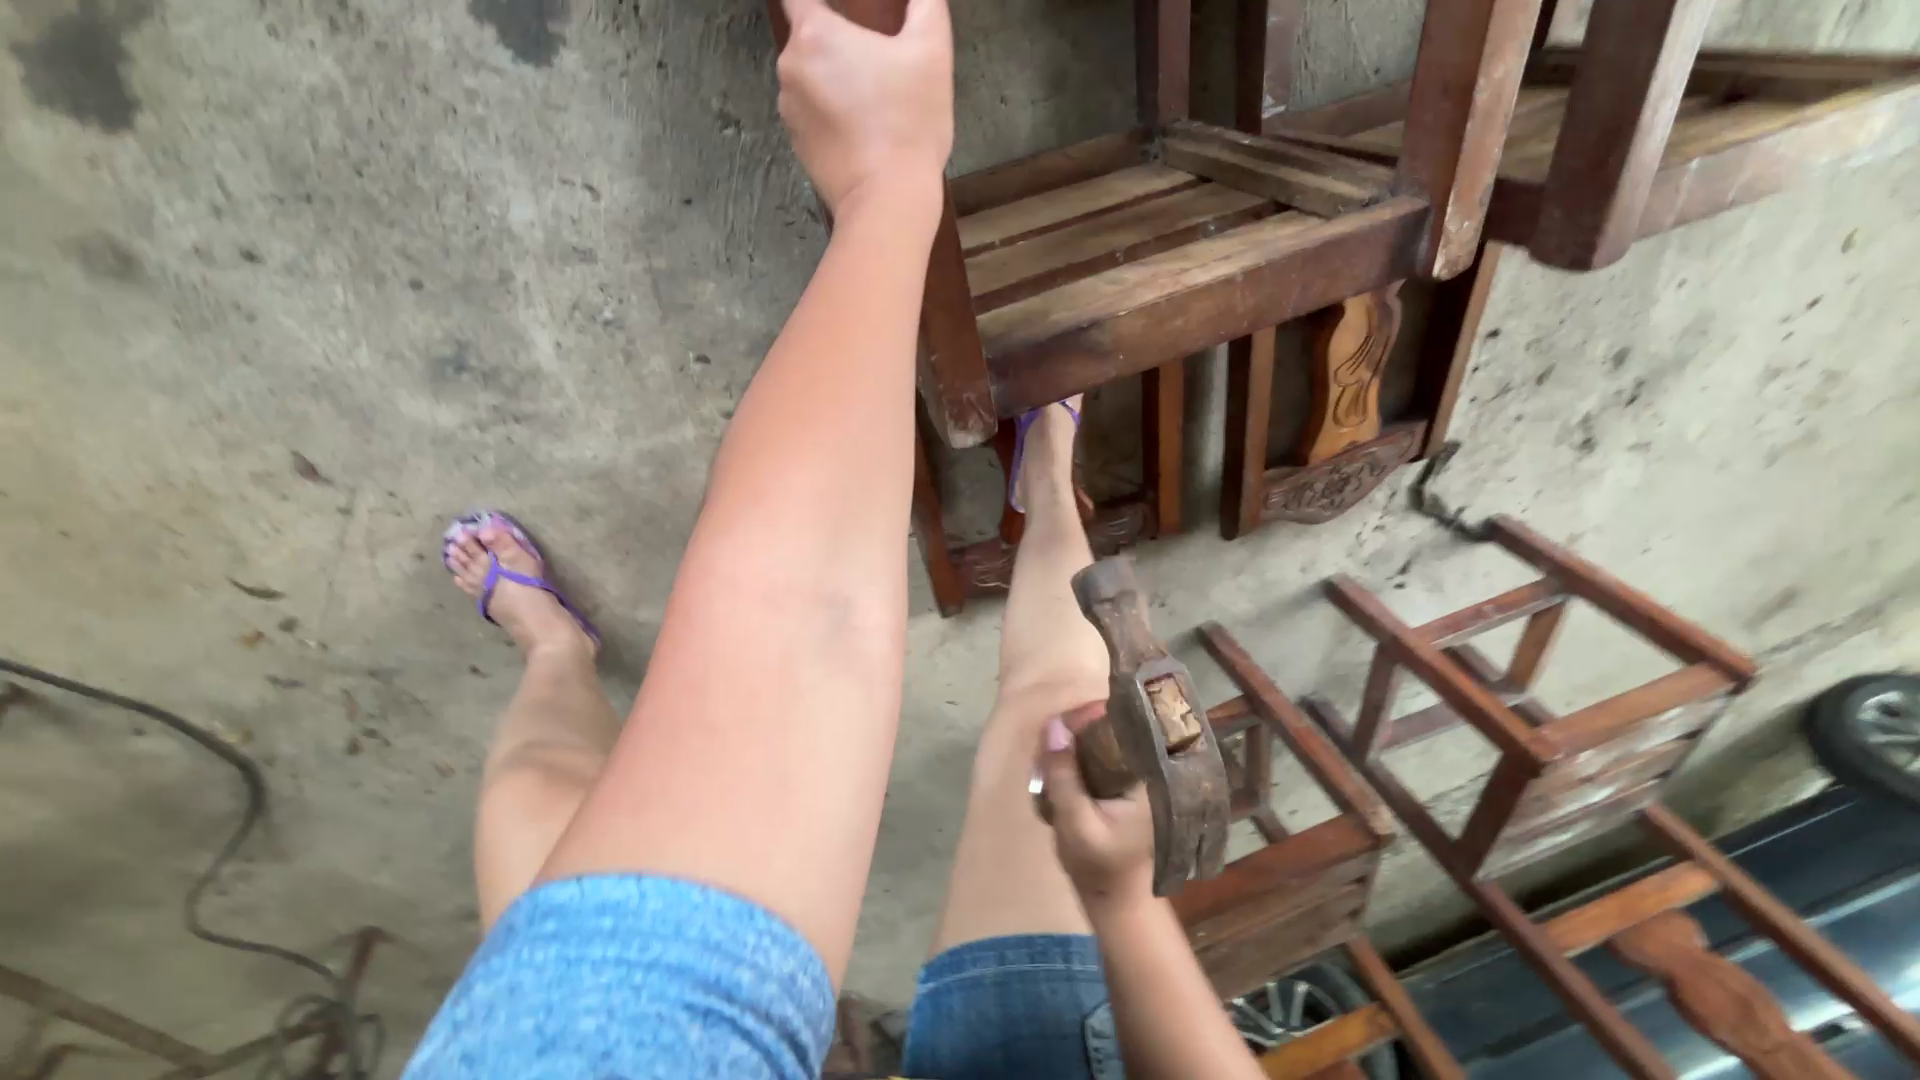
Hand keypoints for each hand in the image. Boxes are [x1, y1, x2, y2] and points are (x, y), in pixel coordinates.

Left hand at [775, 0, 953, 215]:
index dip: (820, 0)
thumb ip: (925, 5)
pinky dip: (832, 117)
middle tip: (879, 65)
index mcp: (814, 35)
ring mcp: (789, 112)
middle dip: (839, 46)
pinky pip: (813, 117)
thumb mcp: (932, 52)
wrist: (888, 200)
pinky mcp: (798, 147)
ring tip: (875, 104)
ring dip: (835, 83)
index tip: (844, 15)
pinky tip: (864, 133)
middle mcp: (790, 69)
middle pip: (809, 40)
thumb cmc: (909, 123)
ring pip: (811, 81)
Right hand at [1036, 713, 1156, 906]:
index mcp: (1153, 775)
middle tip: (1048, 752)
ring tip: (1049, 766)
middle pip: (1111, 726)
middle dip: (1076, 733)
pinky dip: (1076, 759)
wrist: (1114, 899)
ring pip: (1101, 740)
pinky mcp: (1125, 783)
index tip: (1061, 726)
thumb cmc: (1100, 866)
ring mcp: (1139, 775)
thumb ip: (1064, 776)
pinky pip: (1099, 755)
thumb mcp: (1075, 823)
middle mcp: (1151, 769)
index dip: (1091, 716)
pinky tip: (1058, 774)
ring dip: (1072, 747)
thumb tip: (1053, 726)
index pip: (1128, 722)